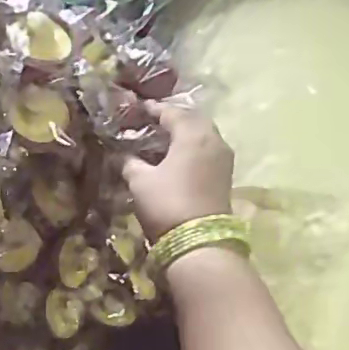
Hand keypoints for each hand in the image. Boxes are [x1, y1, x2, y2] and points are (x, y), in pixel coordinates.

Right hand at [121, 103, 234, 238]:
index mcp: (192, 134)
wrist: (197, 241)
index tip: (140, 108)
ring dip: (185, 134)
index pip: (172, 112)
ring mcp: (223, 158)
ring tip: (165, 140)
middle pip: (193, 120)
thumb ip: (130, 164)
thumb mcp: (140, 182)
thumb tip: (124, 156)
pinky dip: (192, 149)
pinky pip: (207, 152)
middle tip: (155, 123)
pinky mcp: (225, 176)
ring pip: (203, 136)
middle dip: (174, 119)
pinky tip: (178, 159)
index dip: (154, 109)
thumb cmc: (166, 204)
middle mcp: (213, 139)